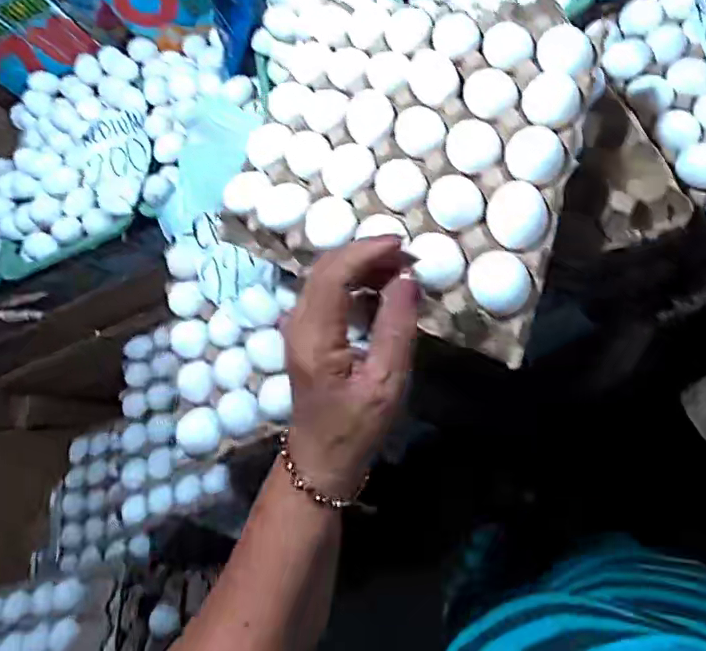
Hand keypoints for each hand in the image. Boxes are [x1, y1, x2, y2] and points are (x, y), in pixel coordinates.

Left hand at [281, 237, 418, 497]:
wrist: (320, 459)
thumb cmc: (355, 428)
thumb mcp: (386, 384)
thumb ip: (396, 328)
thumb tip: (407, 278)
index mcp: (314, 335)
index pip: (334, 273)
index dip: (367, 251)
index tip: (401, 245)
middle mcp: (297, 321)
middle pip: (327, 267)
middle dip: (367, 253)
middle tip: (407, 257)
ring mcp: (297, 323)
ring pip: (326, 274)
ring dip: (362, 264)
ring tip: (401, 269)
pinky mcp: (305, 327)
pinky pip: (328, 288)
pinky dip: (355, 279)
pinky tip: (382, 288)